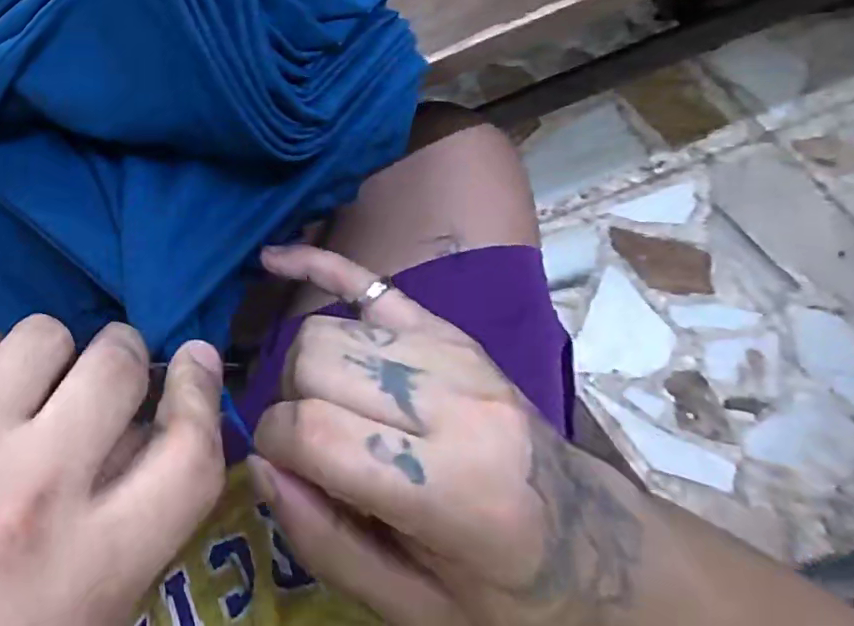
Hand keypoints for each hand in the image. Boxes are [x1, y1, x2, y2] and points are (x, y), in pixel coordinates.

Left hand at [0, 311, 227, 625]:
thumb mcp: (77, 611)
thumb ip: (125, 521)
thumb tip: (142, 419)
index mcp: (90, 565)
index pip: (189, 452)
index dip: (201, 393)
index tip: (194, 362)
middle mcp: (32, 489)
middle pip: (118, 364)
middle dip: (117, 361)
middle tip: (90, 383)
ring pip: (44, 332)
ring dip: (43, 359)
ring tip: (12, 396)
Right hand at [249, 245, 647, 625]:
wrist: (594, 544)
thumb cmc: (507, 593)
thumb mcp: (418, 612)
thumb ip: (326, 543)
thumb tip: (260, 465)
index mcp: (457, 488)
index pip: (313, 431)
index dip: (274, 447)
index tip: (281, 469)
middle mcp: (457, 402)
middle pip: (313, 361)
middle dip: (288, 403)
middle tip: (310, 447)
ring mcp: (454, 353)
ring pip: (328, 329)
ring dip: (305, 367)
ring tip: (328, 407)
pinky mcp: (447, 329)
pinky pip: (366, 281)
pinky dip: (317, 267)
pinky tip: (275, 262)